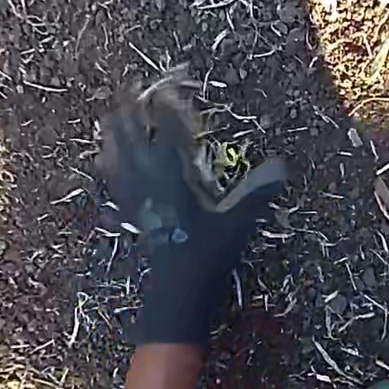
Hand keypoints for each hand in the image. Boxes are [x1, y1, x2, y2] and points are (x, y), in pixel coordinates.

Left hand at [97, 83, 286, 345]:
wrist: (176, 297)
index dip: (164, 113)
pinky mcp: (132, 218)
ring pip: (120, 162)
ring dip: (114, 138)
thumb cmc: (206, 257)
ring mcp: (136, 203)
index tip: (162, 91)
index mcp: (173, 183)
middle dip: (129, 117)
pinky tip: (106, 165)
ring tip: (107, 118)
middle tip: (121, 91)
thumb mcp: (235, 224)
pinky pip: (116, 185)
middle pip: (134, 144)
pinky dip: (111, 169)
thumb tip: (282, 165)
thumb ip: (256, 192)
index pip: (167, 139)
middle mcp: (150, 188)